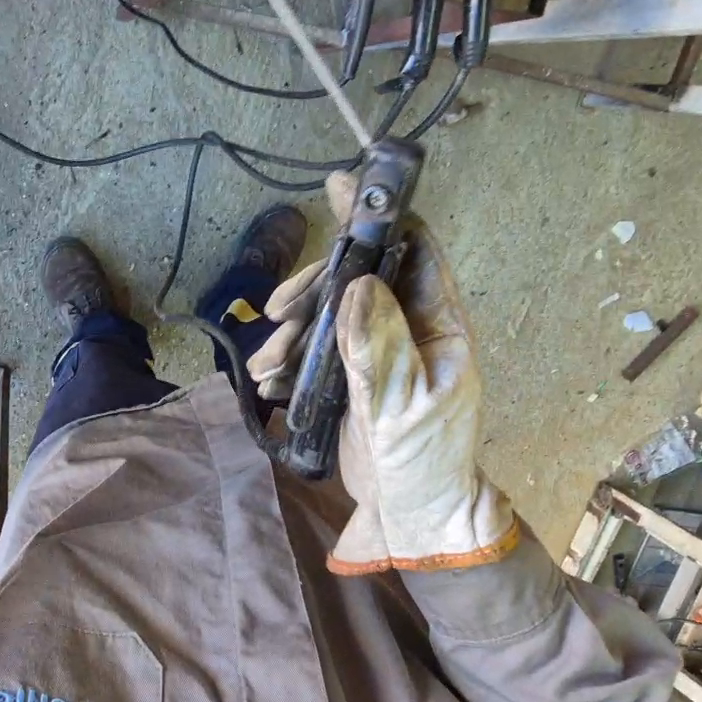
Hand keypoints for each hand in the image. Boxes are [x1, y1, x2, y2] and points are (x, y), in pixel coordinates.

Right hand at [246, 172, 516, 573]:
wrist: (412, 514)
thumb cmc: (424, 464)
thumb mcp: (402, 409)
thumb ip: (381, 348)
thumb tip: (358, 283)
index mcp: (438, 325)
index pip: (413, 249)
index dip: (378, 216)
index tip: (338, 187)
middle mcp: (408, 326)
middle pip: (357, 277)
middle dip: (312, 289)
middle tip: (275, 313)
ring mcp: (378, 349)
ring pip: (329, 312)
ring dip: (292, 330)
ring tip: (264, 364)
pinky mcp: (351, 373)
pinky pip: (315, 347)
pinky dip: (289, 357)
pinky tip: (268, 378)